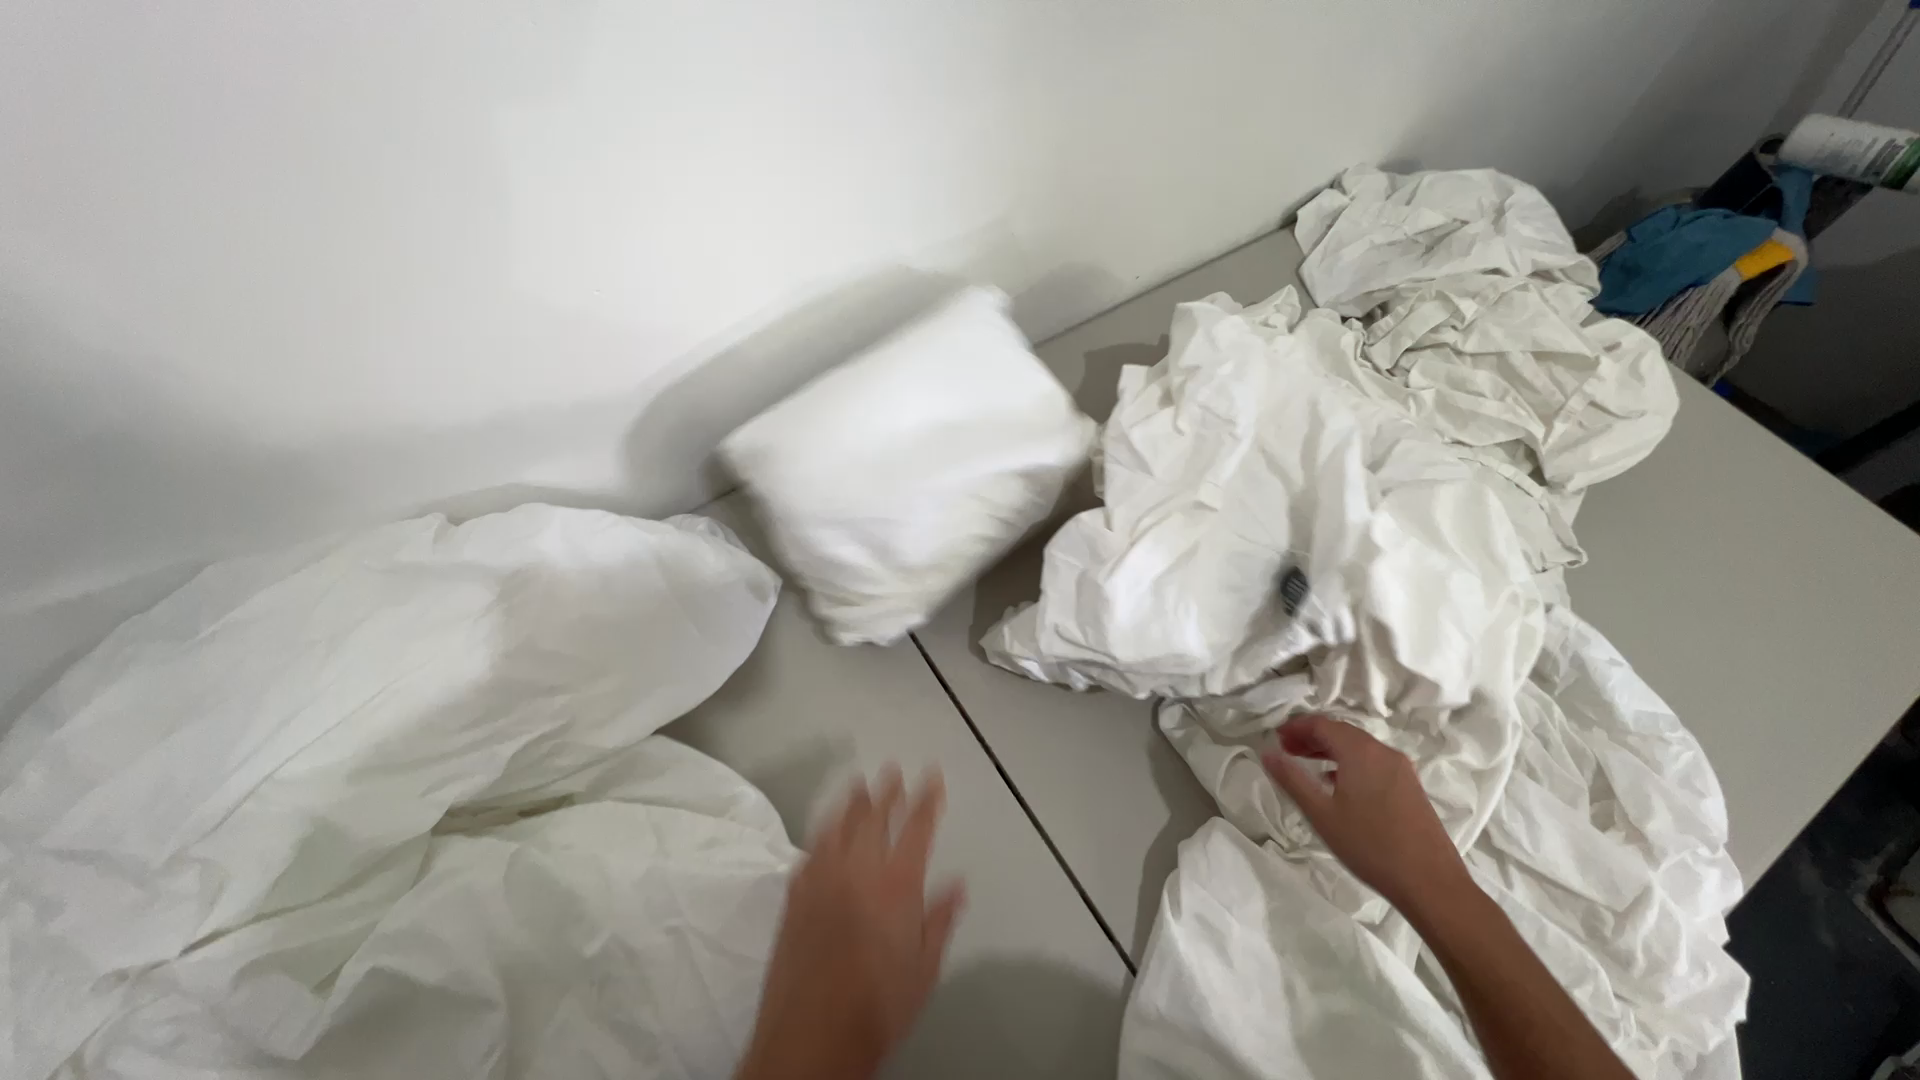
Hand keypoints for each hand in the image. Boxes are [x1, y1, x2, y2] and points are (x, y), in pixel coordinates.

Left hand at [736, 767, 965, 1079]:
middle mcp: (857, 870)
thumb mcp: (924, 970)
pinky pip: (810, 850)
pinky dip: (822, 832)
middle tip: (894, 769)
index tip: (932, 774)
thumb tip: (957, 884)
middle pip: (874, 816)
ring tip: (860, 784)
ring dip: (851, 801)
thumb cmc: (878, 1007)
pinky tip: (825, 831)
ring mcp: (821, 879)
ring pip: (837, 825)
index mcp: (896, 884)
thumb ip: (940, 920)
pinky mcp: (794, 896)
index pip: (916, 827)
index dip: (926, 797)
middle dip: (887, 790)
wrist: (809, 1037)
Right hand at [1260, 714, 1471, 911]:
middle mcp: (1384, 752)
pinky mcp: (1411, 787)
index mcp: (1361, 752)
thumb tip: (1267, 752)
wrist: (1431, 883)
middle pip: (1342, 732)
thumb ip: (1292, 779)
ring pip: (1359, 747)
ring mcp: (1402, 769)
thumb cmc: (1370, 846)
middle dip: (1312, 737)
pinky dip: (1350, 763)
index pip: (1323, 724)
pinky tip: (1339, 785)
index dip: (1296, 727)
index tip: (1276, 738)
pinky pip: (1374, 762)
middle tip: (1287, 750)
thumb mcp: (1321, 813)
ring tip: (1307, 764)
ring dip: (1331, 750)